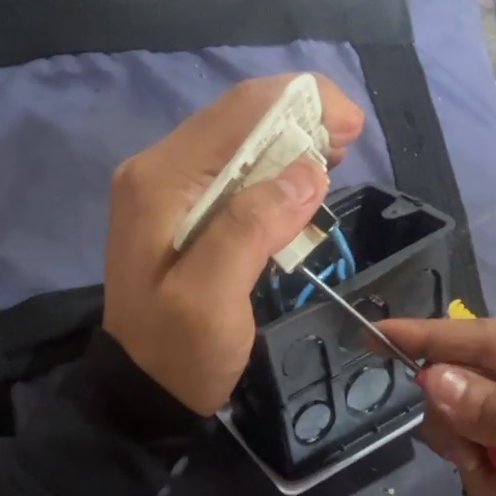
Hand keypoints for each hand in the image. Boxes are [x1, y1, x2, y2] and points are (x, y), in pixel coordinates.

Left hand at [102, 75, 364, 414]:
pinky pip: (231, 173)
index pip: (240, 111)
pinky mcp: (177, 212)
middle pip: (238, 118)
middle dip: (299, 119)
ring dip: (288, 144)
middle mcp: (157, 171)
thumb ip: (251, 228)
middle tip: (349, 146)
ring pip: (237, 141)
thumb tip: (307, 171)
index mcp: (161, 180)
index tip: (353, 128)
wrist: (142, 392)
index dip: (303, 103)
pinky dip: (270, 172)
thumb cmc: (178, 353)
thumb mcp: (212, 299)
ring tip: (333, 161)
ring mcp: (164, 191)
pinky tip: (298, 188)